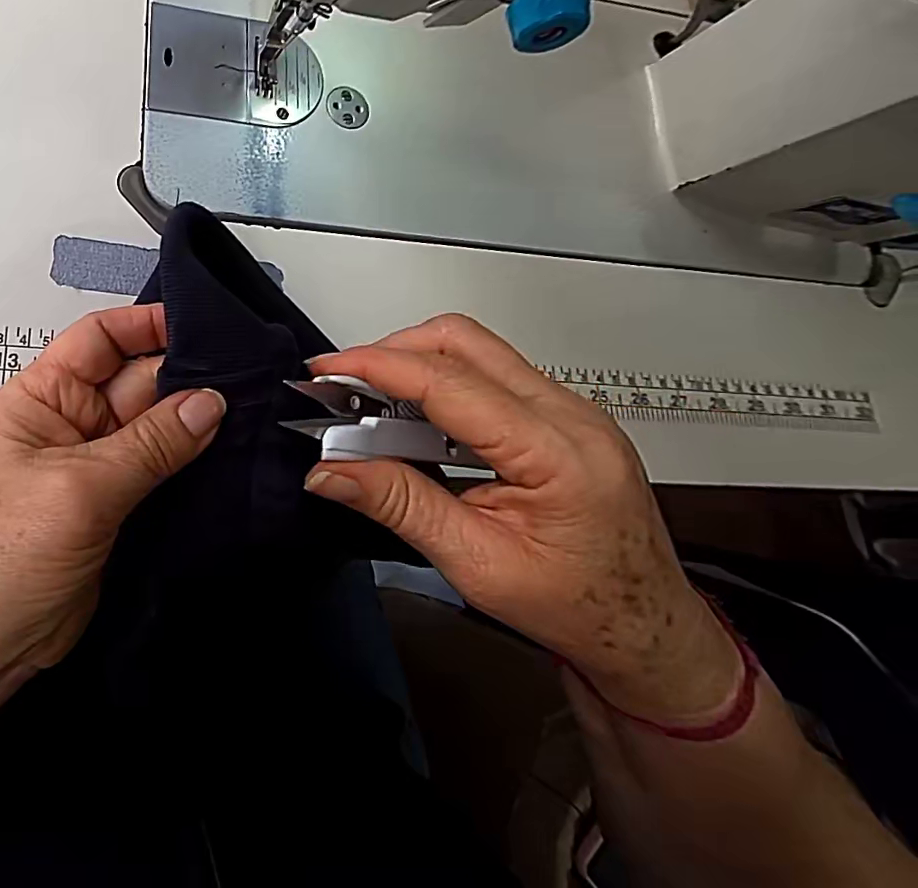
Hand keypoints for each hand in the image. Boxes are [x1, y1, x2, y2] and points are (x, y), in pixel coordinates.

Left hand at [0, 304, 225, 733]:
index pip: (97, 340)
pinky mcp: (117, 505)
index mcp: (40, 399)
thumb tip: (210, 403)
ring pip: (155, 426)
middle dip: (189, 374)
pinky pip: (161, 469)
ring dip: (200, 419)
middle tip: (257, 373)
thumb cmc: (2, 556)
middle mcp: (69, 424)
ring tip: (262, 407)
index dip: (146, 325)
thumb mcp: (76, 490)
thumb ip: (147, 446)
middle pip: (136, 380)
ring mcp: (95, 466)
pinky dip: (196, 462)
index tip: (206, 325)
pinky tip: (240, 452)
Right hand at [300, 315, 741, 724]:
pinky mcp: (549, 416)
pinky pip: (479, 374)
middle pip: (461, 342)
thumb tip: (329, 473)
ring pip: (468, 350)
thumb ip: (397, 505)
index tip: (324, 372)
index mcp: (558, 453)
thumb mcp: (474, 561)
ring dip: (406, 367)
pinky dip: (427, 384)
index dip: (376, 367)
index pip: (449, 381)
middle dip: (388, 353)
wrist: (644, 627)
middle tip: (339, 387)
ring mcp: (564, 412)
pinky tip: (403, 421)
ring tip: (364, 407)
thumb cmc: (580, 604)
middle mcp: (569, 417)